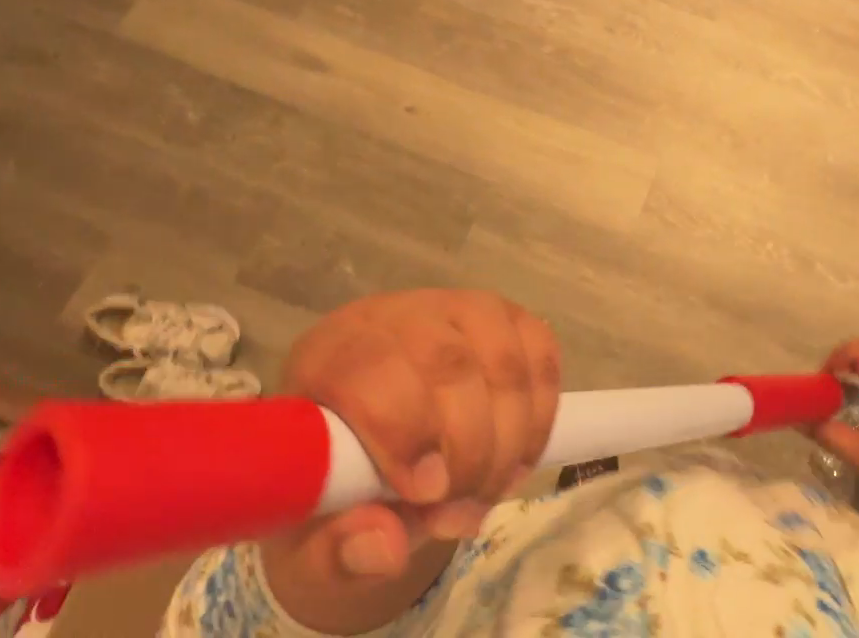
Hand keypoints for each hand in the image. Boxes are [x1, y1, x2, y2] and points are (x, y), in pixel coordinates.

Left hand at [273, 291, 560, 578]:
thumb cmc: (343, 488)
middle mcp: (393, 317)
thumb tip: (384, 547)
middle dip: (468, 447)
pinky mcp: (507, 317)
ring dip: (509, 437)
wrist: (383, 453)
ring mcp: (456, 309)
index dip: (404, 429)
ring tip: (490, 492)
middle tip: (464, 509)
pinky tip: (520, 457)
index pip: (368, 366)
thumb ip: (336, 550)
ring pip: (501, 358)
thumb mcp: (317, 536)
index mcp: (328, 357)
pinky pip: (540, 351)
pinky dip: (540, 413)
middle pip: (445, 359)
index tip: (428, 494)